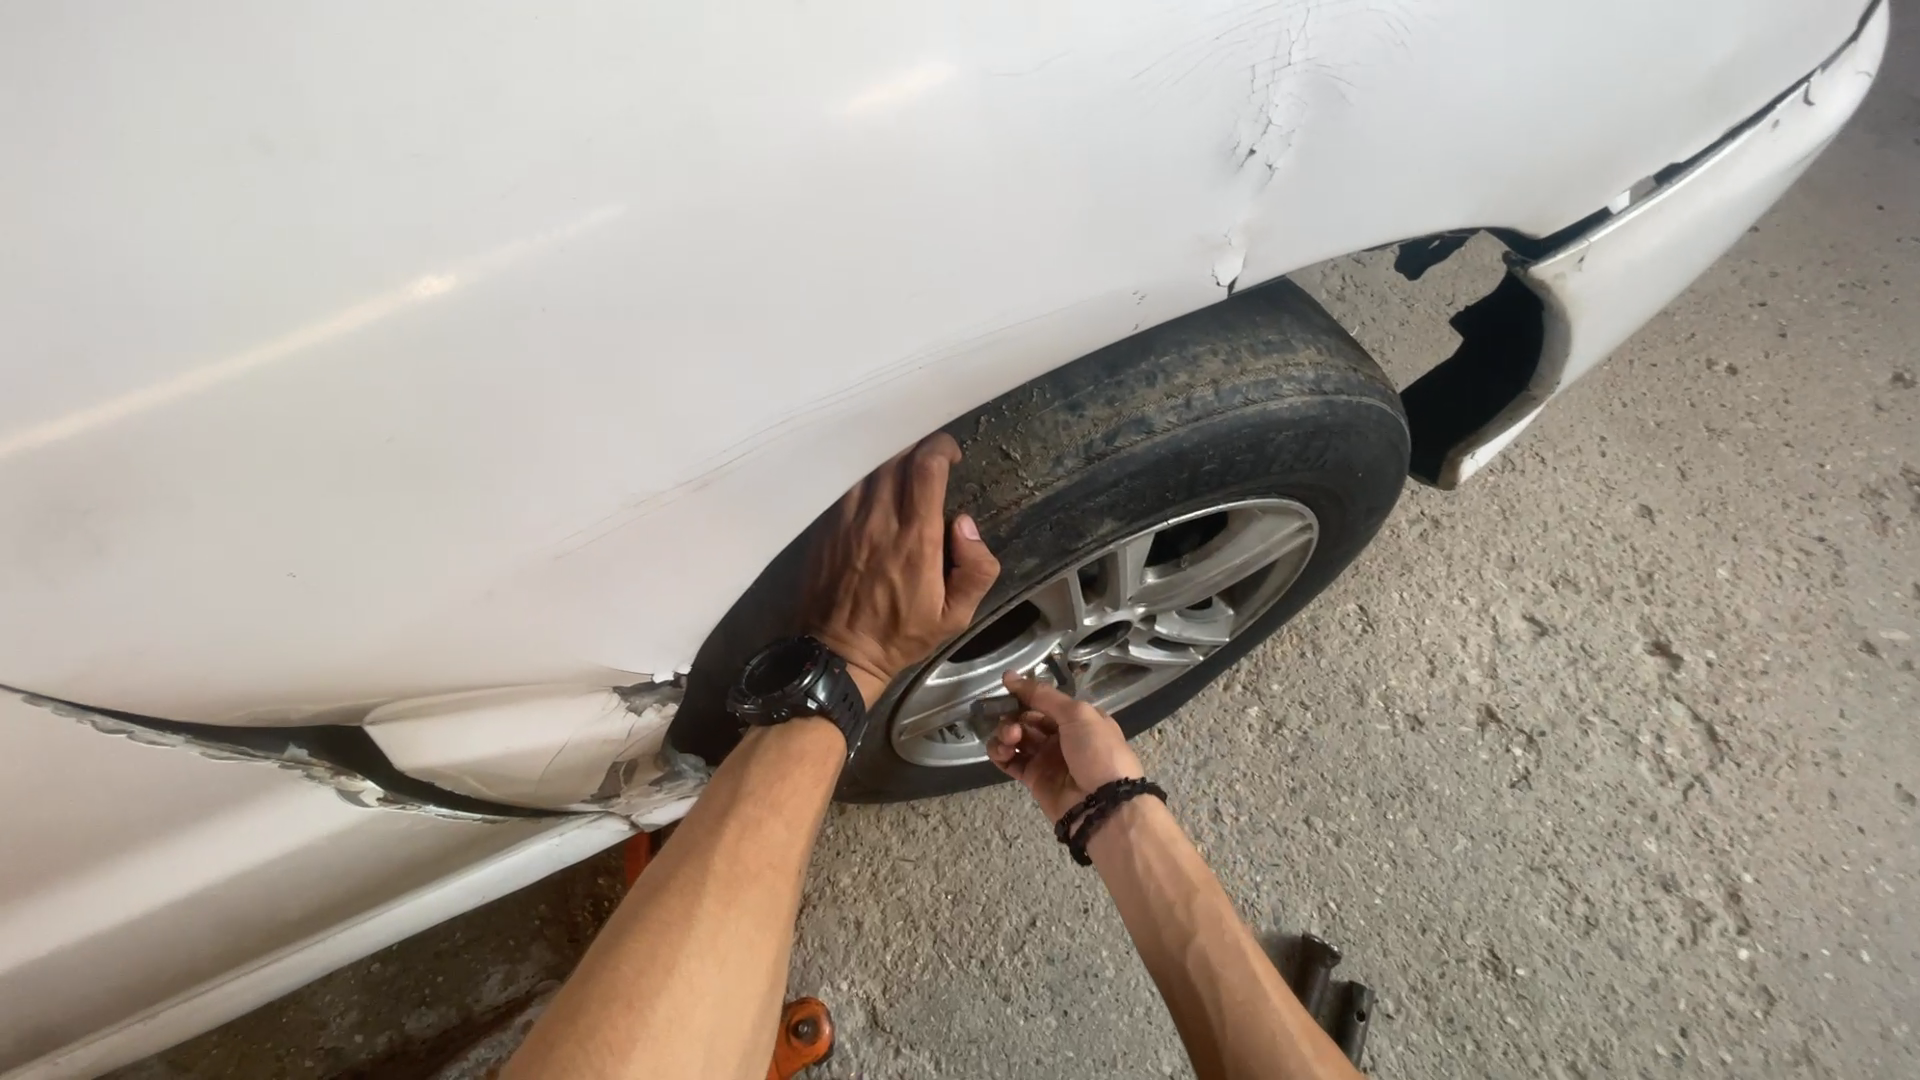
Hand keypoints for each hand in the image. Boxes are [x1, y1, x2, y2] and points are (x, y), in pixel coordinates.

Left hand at [804, 433, 1000, 704]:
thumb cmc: (901, 635)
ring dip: (890, 456)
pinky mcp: (826, 528)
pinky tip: (874, 480)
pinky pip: (846, 485)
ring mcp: (847, 522)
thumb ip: (976, 570)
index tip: (951, 454)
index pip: (926, 469)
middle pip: (896, 458)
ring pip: (868, 467)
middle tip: (931, 455)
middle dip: (918, 446)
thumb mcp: (955, 617)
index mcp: (916, 540)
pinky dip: (864, 474)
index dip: (941, 448)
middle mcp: (879, 522)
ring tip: (904, 462)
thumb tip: (966, 523)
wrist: (838, 653)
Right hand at [986, 672, 1145, 822]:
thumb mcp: (1077, 714)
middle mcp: (1061, 736)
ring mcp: (1047, 758)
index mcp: (1078, 718)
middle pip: (1027, 718)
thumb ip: (1042, 695)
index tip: (1005, 687)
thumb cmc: (1097, 752)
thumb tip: (1010, 676)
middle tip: (1013, 726)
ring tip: (1009, 739)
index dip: (1025, 694)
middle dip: (1014, 716)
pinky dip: (1000, 754)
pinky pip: (1010, 761)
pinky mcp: (1034, 779)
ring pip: (1016, 738)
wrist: (1104, 806)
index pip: (1044, 701)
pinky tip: (1000, 751)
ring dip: (1006, 734)